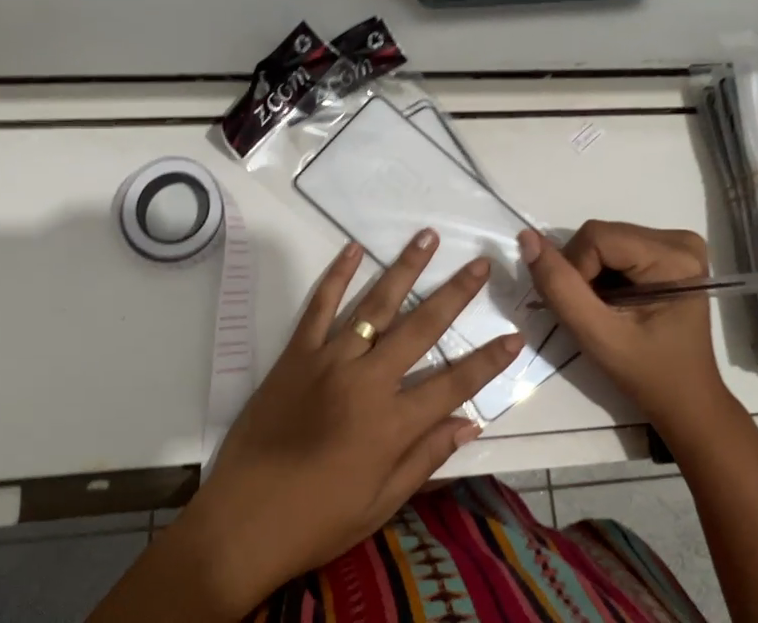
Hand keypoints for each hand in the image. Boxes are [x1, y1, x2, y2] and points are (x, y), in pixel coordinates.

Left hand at [170, 232, 524, 613]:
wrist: (242, 520)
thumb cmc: (317, 521)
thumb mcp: (381, 503)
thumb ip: (426, 458)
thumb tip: (470, 422)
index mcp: (392, 425)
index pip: (454, 383)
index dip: (488, 361)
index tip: (516, 336)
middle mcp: (366, 382)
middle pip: (421, 329)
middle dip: (455, 294)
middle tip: (481, 264)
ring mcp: (328, 362)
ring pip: (375, 306)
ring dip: (404, 269)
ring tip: (427, 237)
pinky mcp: (295, 356)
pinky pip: (319, 308)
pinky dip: (337, 276)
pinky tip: (353, 249)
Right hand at [521, 221, 724, 431]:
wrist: (684, 400)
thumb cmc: (646, 374)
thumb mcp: (597, 335)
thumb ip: (559, 287)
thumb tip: (527, 238)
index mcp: (674, 257)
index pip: (596, 237)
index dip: (575, 270)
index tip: (584, 310)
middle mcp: (680, 241)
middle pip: (601, 235)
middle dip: (583, 272)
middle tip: (592, 312)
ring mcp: (678, 245)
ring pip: (605, 240)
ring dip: (591, 273)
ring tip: (604, 309)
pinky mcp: (670, 253)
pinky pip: (617, 247)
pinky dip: (604, 273)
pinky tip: (615, 301)